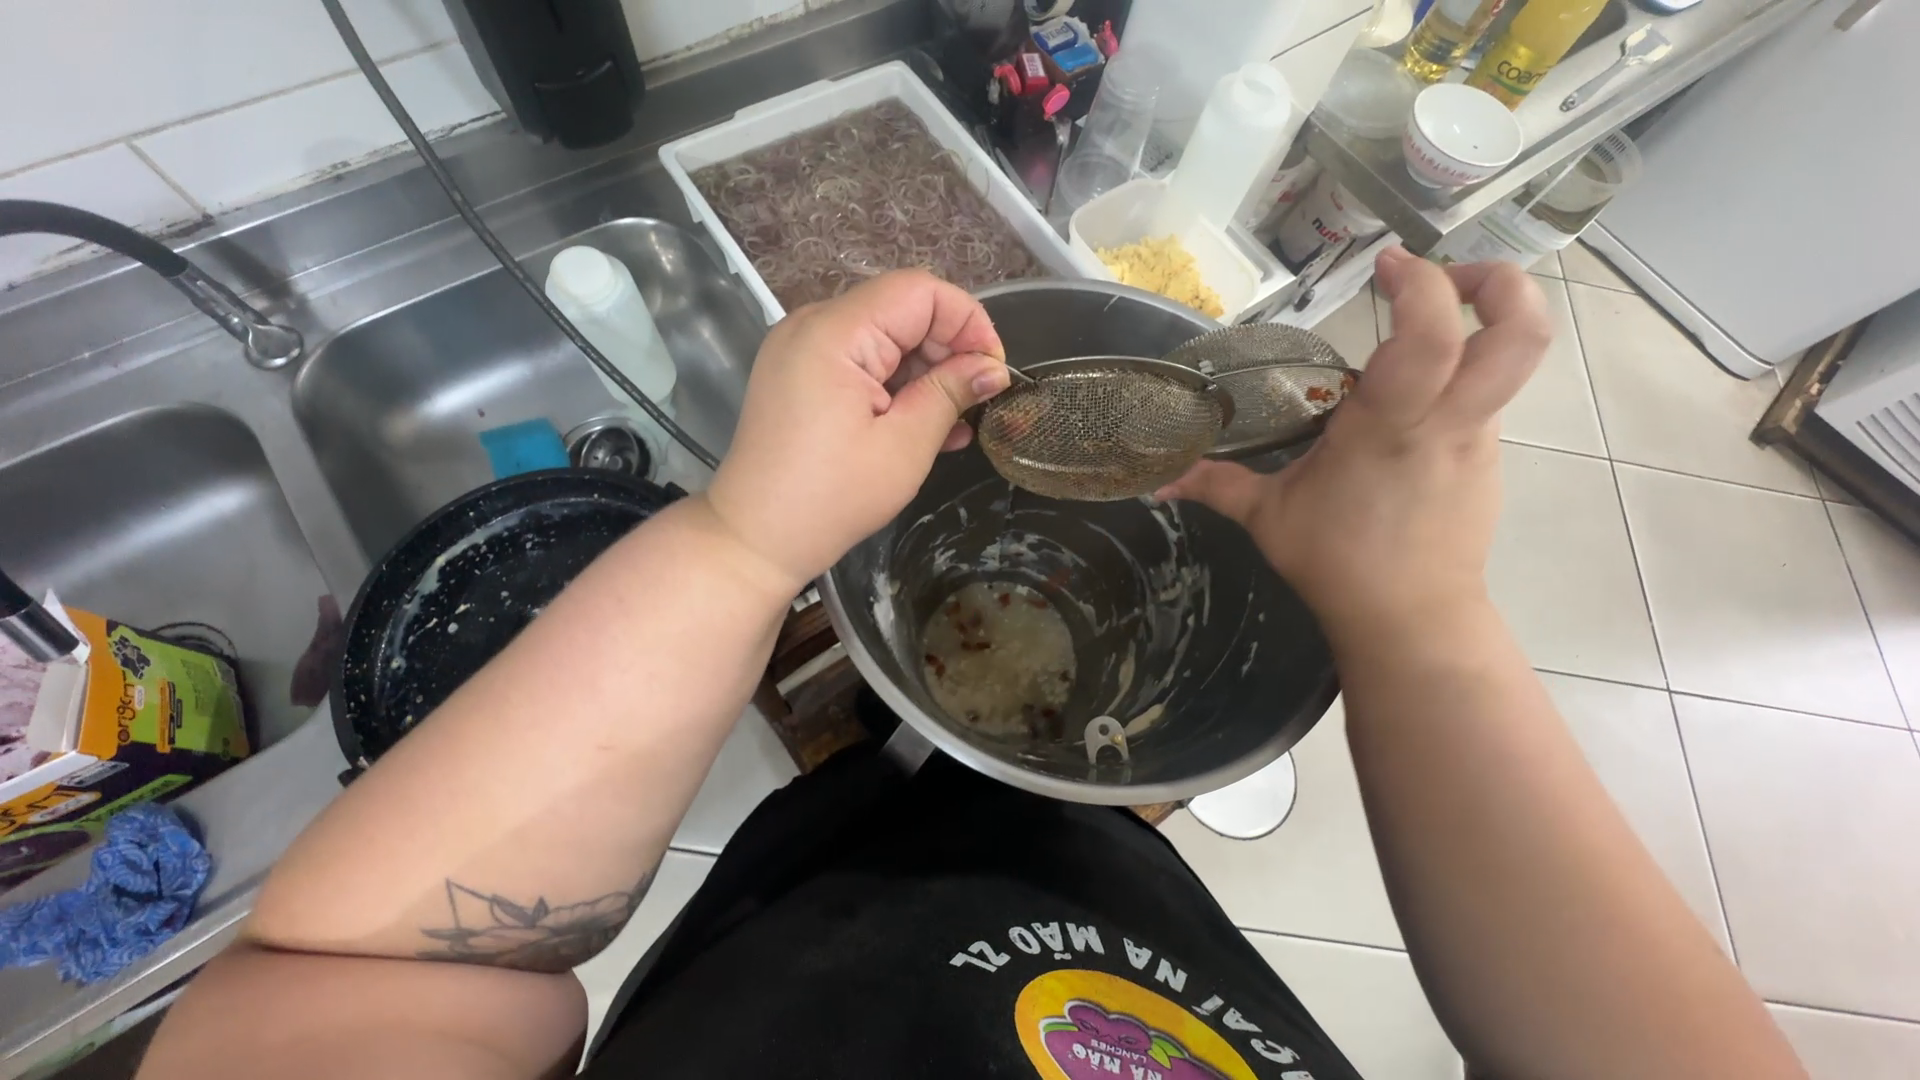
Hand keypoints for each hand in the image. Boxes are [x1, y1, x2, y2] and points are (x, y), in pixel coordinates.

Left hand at [705, 270, 1009, 593]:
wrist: (754, 539)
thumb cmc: (831, 497)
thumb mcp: (904, 446)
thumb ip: (950, 393)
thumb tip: (994, 368)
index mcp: (835, 332)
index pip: (919, 291)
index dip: (967, 321)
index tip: (992, 371)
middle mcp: (813, 325)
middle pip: (901, 311)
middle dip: (948, 350)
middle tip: (976, 403)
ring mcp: (802, 350)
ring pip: (884, 339)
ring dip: (926, 374)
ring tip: (957, 423)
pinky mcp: (800, 376)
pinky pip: (860, 364)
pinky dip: (895, 386)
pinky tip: (926, 425)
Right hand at [1158, 248, 1551, 637]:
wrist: (1411, 620)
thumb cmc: (1338, 563)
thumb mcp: (1267, 518)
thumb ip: (1214, 485)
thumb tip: (1157, 480)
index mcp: (1389, 426)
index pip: (1431, 335)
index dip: (1418, 282)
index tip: (1384, 262)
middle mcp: (1448, 422)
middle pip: (1521, 332)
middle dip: (1498, 282)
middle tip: (1443, 278)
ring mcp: (1478, 440)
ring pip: (1513, 361)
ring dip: (1483, 324)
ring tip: (1425, 332)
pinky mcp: (1488, 460)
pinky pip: (1486, 400)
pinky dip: (1458, 379)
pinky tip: (1409, 411)